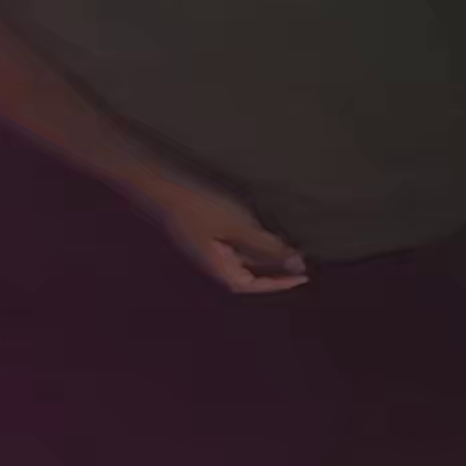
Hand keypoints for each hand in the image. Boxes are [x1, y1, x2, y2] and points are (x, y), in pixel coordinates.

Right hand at [142, 174, 308, 292]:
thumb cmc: (202, 205)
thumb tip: (297, 265)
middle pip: (245, 276)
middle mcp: (207, 258)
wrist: (161, 181)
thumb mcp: (241, 227)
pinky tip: (277, 240)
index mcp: (212, 262)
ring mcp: (206, 245)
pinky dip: (260, 248)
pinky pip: (238, 247)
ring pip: (243, 261)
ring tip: (296, 255)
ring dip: (269, 261)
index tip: (303, 278)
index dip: (276, 284)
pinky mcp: (207, 232)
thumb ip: (268, 247)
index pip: (246, 284)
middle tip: (304, 268)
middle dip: (276, 274)